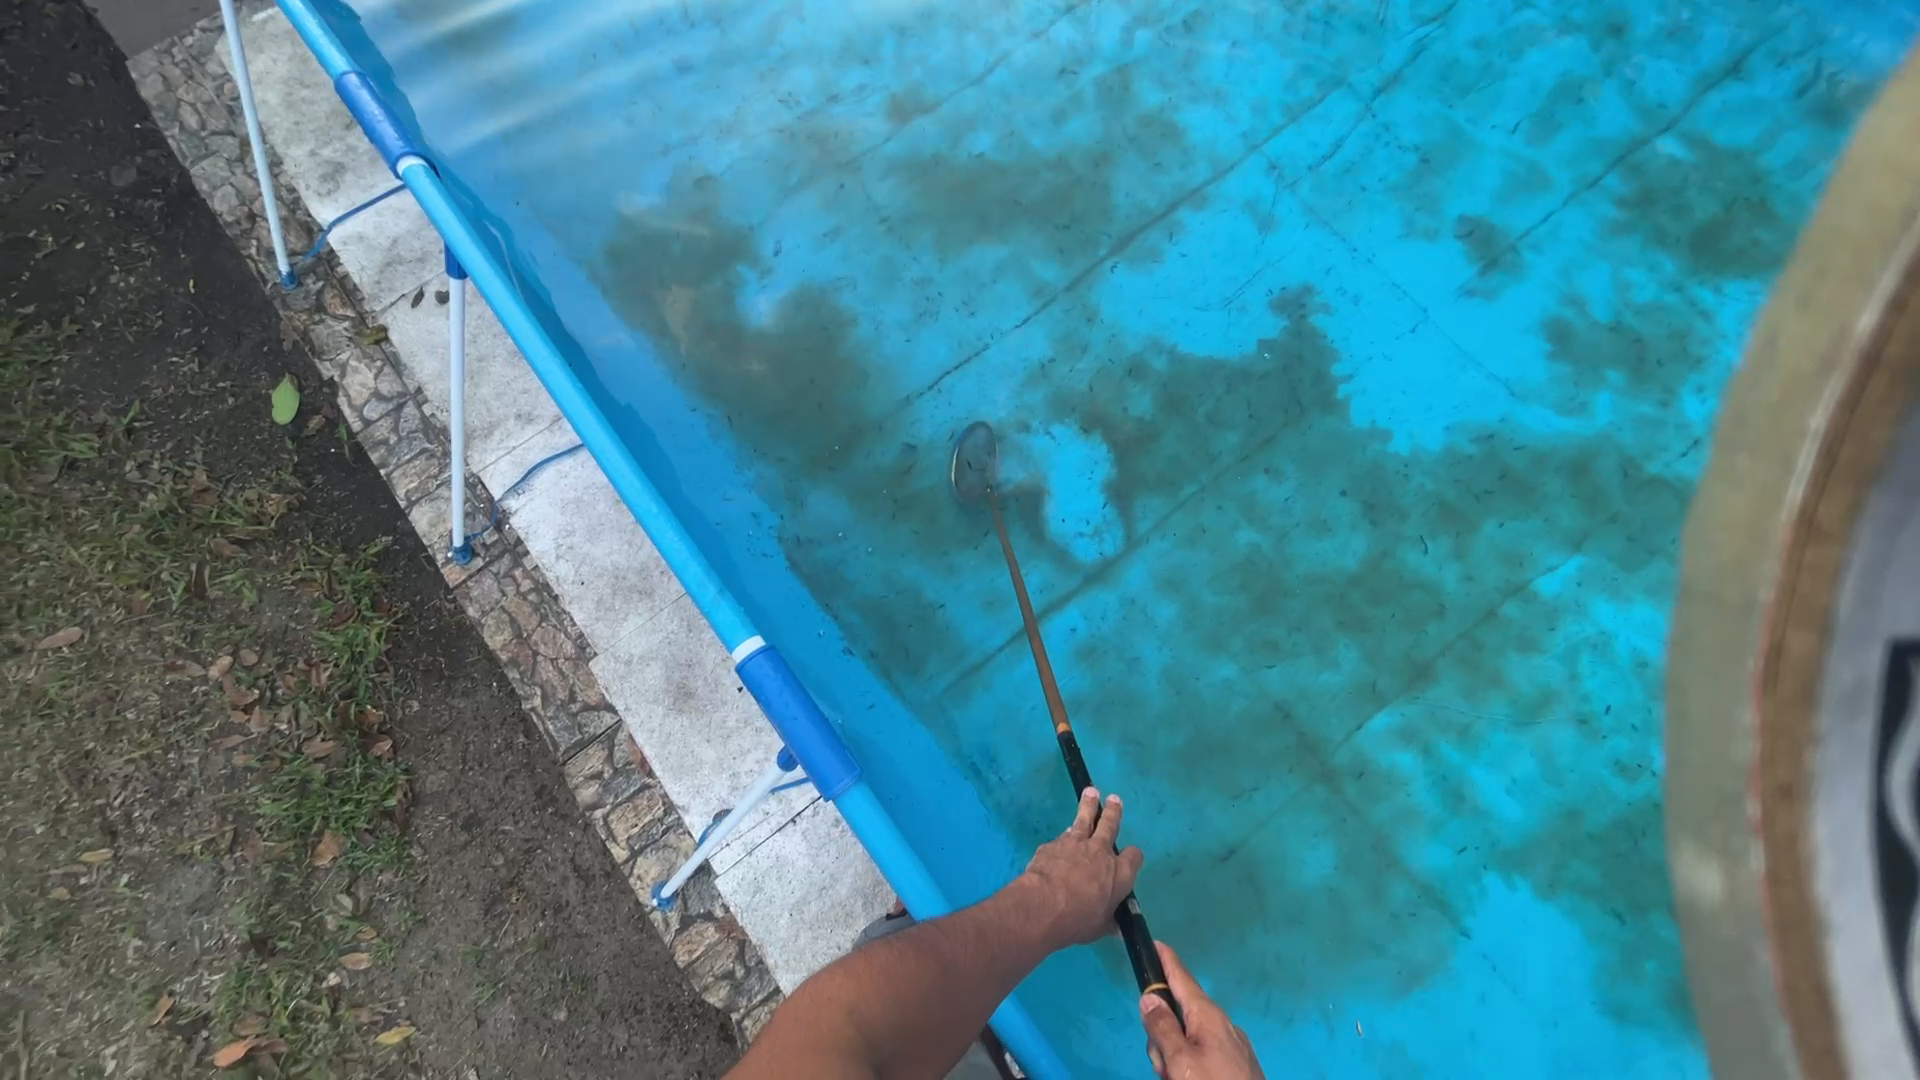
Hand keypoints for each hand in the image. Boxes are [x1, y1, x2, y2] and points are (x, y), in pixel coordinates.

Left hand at [1017, 788, 1143, 947]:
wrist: (1045, 904)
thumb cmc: (1079, 920)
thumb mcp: (1100, 927)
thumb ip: (1108, 922)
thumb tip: (1118, 929)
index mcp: (1119, 873)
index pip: (1134, 857)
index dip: (1133, 857)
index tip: (1131, 857)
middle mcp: (1101, 852)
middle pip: (1110, 825)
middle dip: (1113, 812)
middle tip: (1114, 800)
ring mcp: (1076, 843)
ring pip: (1085, 818)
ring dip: (1089, 805)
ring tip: (1091, 792)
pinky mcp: (1054, 844)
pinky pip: (1062, 837)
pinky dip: (1064, 837)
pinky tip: (1061, 842)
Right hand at [1140, 942, 1264, 1079]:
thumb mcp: (1181, 1062)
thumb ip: (1162, 1028)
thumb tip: (1150, 996)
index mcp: (1208, 1015)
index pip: (1181, 976)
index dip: (1165, 959)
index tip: (1152, 942)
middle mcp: (1222, 1023)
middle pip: (1180, 1012)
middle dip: (1162, 1032)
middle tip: (1160, 1064)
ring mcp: (1232, 1045)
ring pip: (1190, 1036)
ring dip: (1175, 1054)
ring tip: (1174, 1078)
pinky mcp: (1237, 1066)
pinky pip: (1204, 1053)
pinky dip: (1190, 1064)